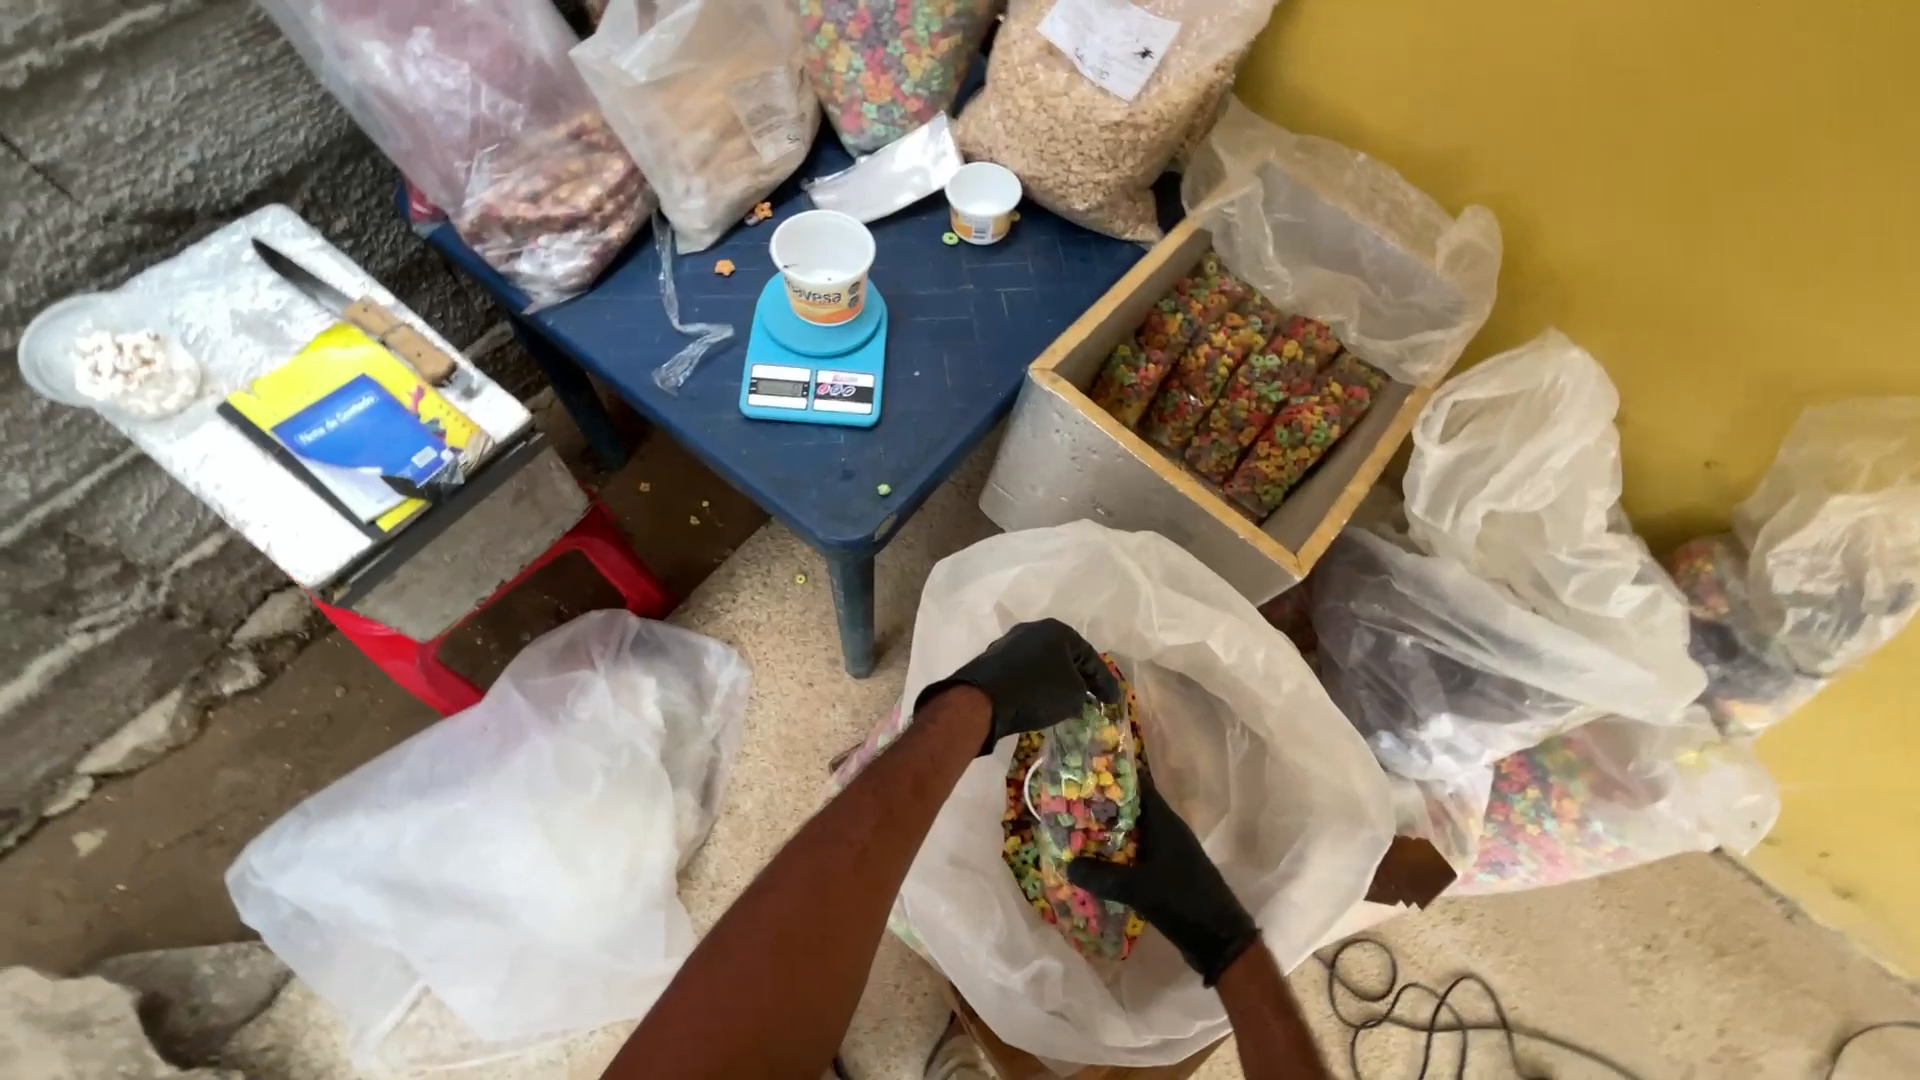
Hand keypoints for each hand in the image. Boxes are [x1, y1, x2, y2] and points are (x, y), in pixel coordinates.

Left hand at [915, 618, 1121, 756]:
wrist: (983, 699)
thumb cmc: (1037, 691)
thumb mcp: (1073, 695)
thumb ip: (1082, 691)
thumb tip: (1075, 692)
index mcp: (1057, 630)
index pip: (1089, 656)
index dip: (1104, 681)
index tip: (1112, 701)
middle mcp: (1032, 630)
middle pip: (1064, 655)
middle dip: (1079, 677)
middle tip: (1092, 697)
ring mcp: (1009, 643)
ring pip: (1042, 662)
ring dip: (1056, 680)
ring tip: (1067, 700)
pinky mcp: (992, 660)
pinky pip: (1023, 671)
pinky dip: (1035, 684)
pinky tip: (1039, 699)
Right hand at [1068, 775, 1260, 986]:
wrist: (1220, 941)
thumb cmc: (1184, 902)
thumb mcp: (1138, 888)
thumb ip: (1103, 876)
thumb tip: (1068, 866)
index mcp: (1165, 823)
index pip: (1139, 786)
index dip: (1113, 776)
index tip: (1084, 772)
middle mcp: (1166, 832)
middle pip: (1131, 810)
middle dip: (1103, 807)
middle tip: (1069, 804)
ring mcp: (1167, 854)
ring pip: (1132, 834)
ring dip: (1108, 834)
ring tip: (1075, 832)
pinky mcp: (1166, 875)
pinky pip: (1136, 856)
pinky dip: (1117, 857)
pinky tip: (1096, 865)